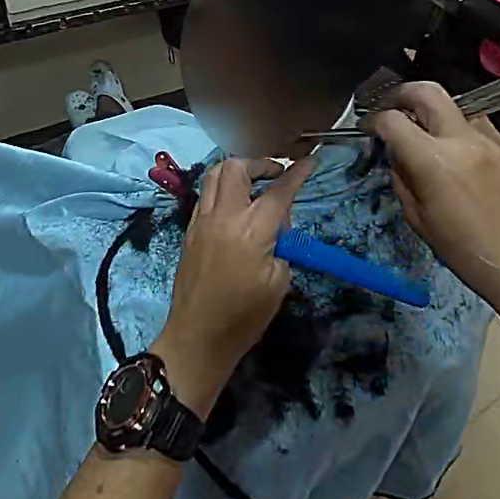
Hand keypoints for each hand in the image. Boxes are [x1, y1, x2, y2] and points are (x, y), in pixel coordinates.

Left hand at [155, 157, 313, 414]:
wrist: (198, 338)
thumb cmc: (244, 315)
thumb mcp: (279, 281)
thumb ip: (281, 244)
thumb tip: (276, 227)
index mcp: (252, 228)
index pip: (279, 190)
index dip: (297, 173)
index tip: (310, 160)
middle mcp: (224, 215)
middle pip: (237, 167)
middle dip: (260, 164)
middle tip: (276, 175)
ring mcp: (202, 221)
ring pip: (214, 174)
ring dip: (237, 171)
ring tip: (253, 184)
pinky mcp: (189, 231)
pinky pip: (205, 195)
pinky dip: (221, 189)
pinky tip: (234, 206)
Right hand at [365, 83, 499, 314]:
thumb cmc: (467, 253)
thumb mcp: (419, 220)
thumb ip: (403, 179)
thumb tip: (398, 154)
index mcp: (435, 161)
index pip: (394, 120)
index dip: (375, 120)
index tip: (371, 128)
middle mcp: (464, 140)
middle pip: (428, 91)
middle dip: (404, 94)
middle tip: (394, 107)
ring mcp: (494, 140)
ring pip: (458, 107)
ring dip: (439, 115)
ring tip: (433, 138)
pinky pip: (482, 129)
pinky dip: (465, 137)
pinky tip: (466, 161)